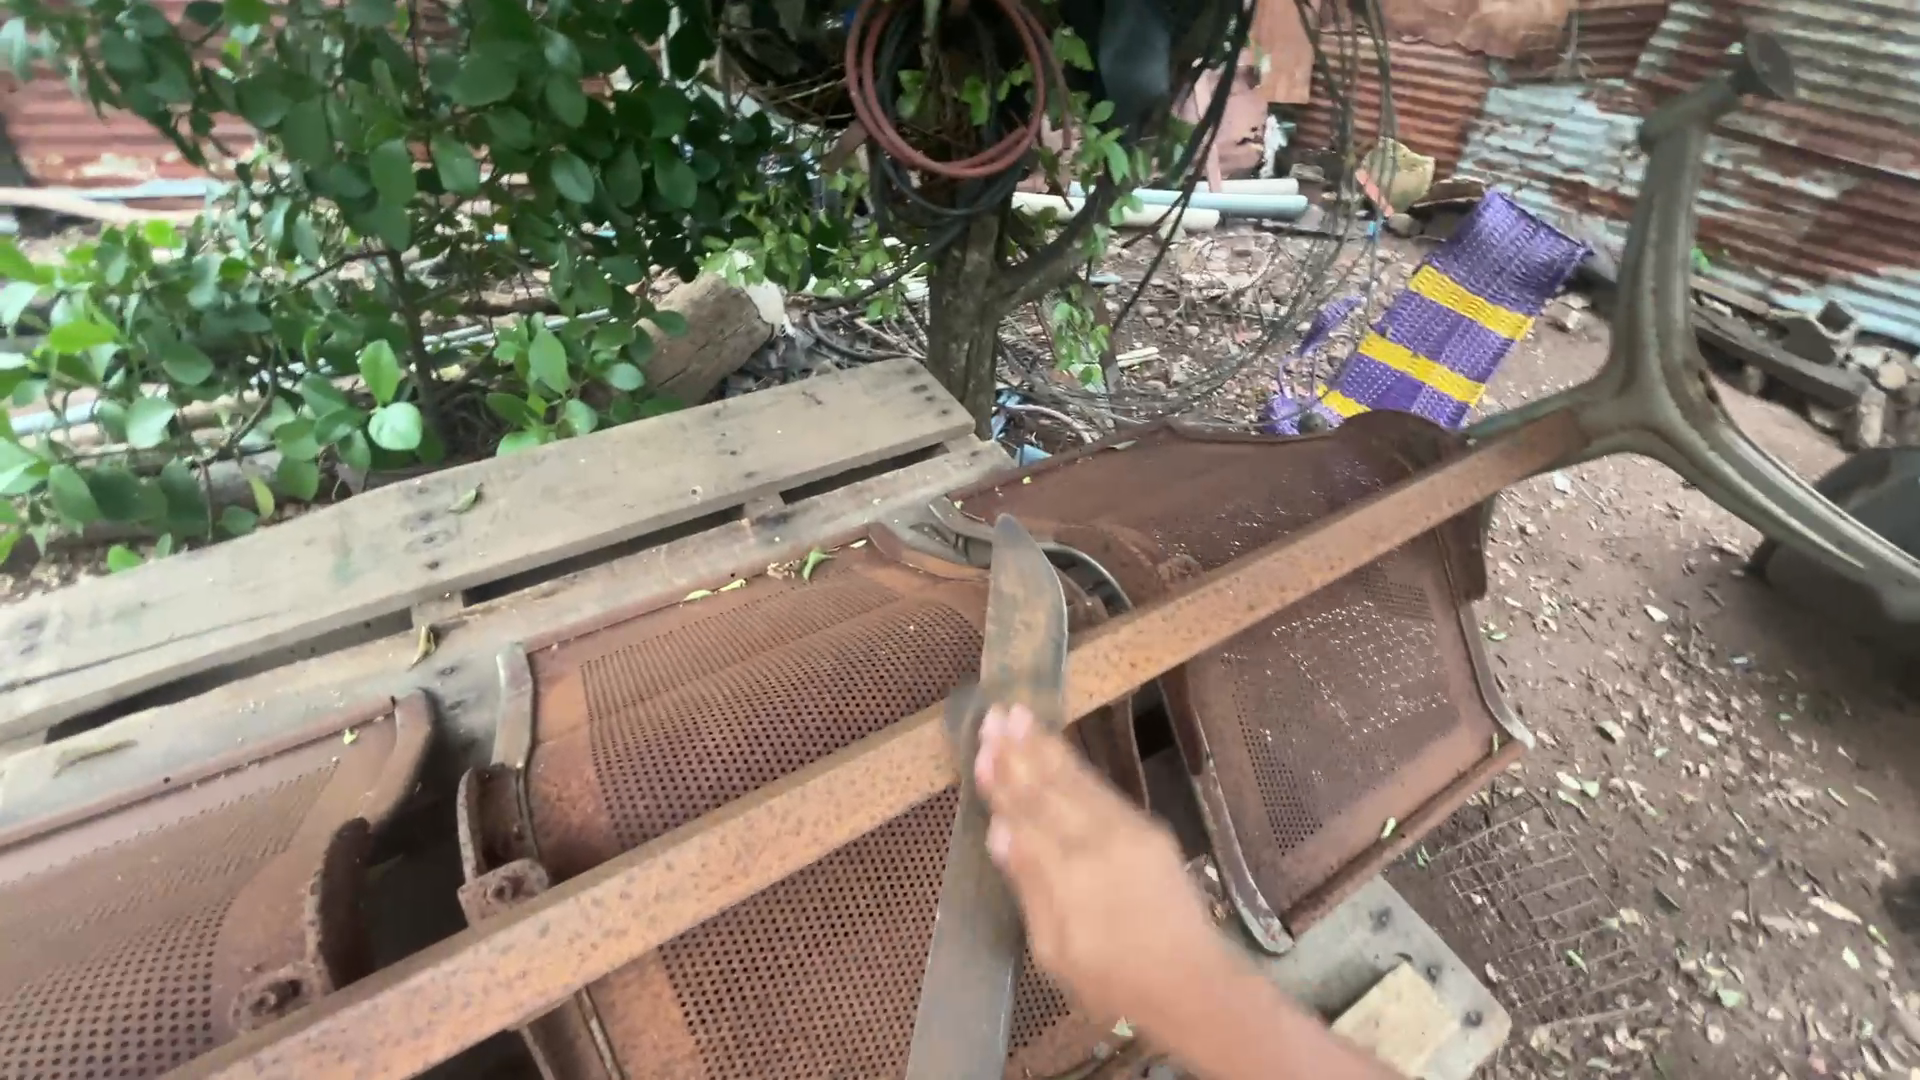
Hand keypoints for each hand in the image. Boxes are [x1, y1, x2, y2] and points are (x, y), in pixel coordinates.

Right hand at [973, 702, 1226, 1024]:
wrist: (1193, 981)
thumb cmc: (1113, 981)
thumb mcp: (1055, 953)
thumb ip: (1028, 886)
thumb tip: (998, 831)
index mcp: (1068, 876)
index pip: (1025, 816)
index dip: (1001, 781)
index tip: (981, 748)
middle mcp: (1096, 842)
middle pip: (1047, 788)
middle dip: (1017, 750)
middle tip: (994, 716)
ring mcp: (1125, 829)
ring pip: (1075, 779)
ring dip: (1044, 745)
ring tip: (1020, 715)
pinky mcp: (1147, 826)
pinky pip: (1101, 788)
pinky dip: (1075, 764)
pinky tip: (1057, 748)